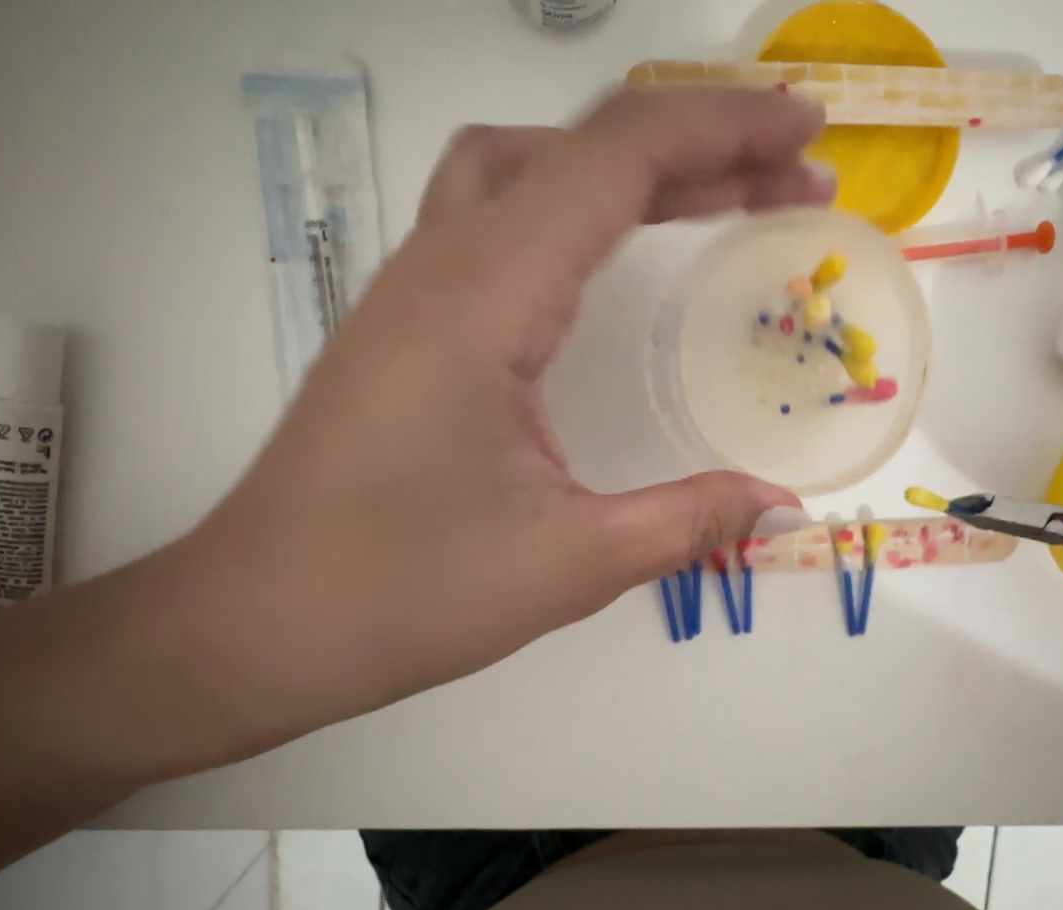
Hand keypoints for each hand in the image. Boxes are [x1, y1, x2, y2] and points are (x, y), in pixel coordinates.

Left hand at [170, 88, 831, 753]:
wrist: (254, 625)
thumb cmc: (402, 594)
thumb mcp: (569, 563)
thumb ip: (689, 521)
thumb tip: (786, 508)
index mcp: (484, 299)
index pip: (617, 161)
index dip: (725, 131)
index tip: (807, 137)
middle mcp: (441, 266)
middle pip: (579, 148)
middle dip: (697, 147)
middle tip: (790, 179)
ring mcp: (412, 289)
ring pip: (527, 168)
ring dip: (625, 168)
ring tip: (711, 200)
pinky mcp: (402, 324)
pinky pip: (496, 219)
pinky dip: (573, 207)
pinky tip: (606, 260)